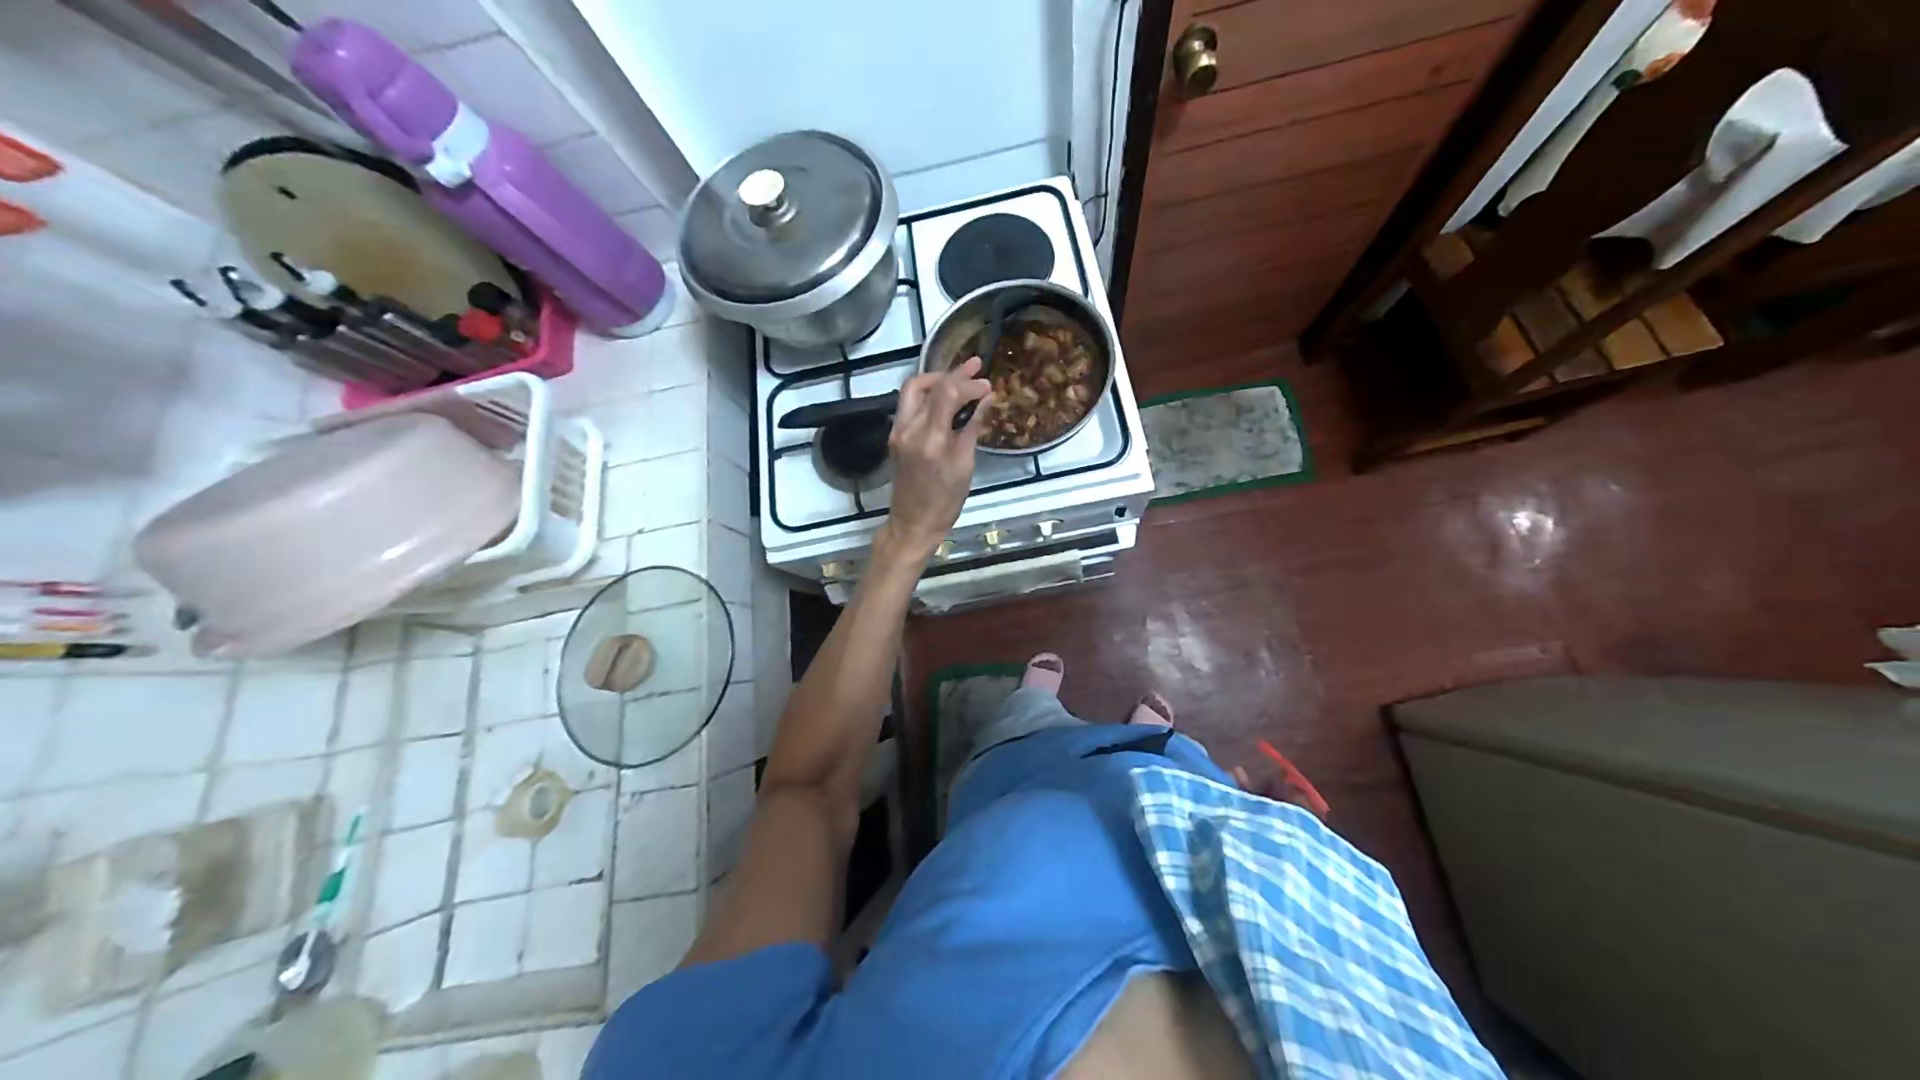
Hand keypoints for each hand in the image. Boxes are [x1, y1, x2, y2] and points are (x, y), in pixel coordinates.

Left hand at [880, 357, 992, 560]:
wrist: (913, 523)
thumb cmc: (945, 501)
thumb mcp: (965, 465)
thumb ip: (972, 427)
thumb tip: (985, 398)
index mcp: (929, 439)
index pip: (946, 393)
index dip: (968, 383)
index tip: (987, 386)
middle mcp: (908, 429)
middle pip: (924, 384)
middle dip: (951, 373)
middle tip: (975, 367)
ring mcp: (897, 432)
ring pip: (913, 391)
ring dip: (937, 380)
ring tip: (961, 378)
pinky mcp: (895, 436)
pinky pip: (910, 405)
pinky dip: (929, 395)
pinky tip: (947, 398)